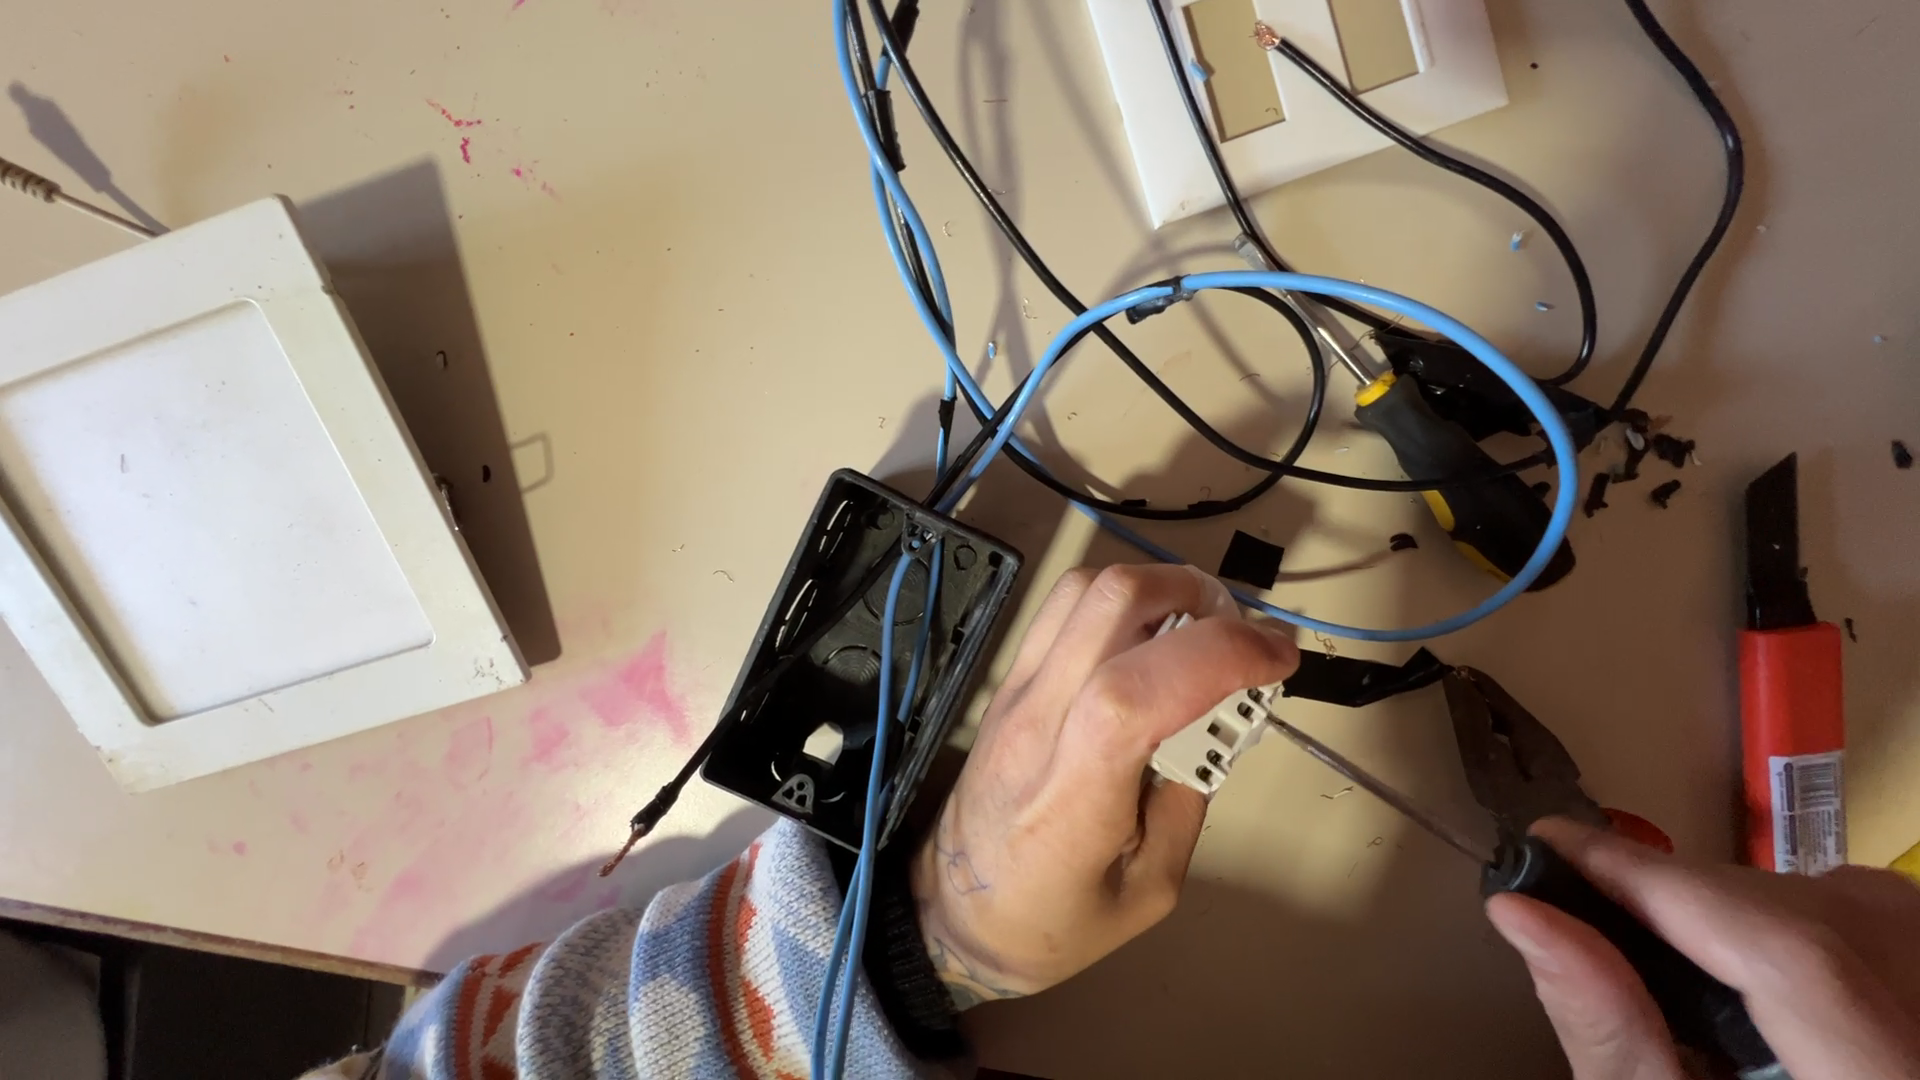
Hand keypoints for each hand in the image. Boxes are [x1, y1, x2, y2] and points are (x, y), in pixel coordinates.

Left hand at [911, 564, 1298, 1007]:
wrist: (955, 907)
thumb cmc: (1053, 918)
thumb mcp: (1151, 888)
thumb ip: (1189, 795)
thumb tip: (1219, 712)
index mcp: (1071, 795)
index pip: (1132, 692)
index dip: (1218, 653)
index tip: (1280, 656)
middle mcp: (1035, 721)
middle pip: (1107, 603)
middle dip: (1195, 592)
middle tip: (1240, 632)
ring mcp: (1014, 689)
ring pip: (1084, 587)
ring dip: (1158, 585)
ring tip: (1200, 626)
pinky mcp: (1009, 678)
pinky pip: (1064, 606)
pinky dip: (1121, 599)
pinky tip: (1150, 636)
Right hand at [1487, 818, 1919, 1078]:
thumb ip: (1606, 1031)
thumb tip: (1518, 910)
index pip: (1792, 957)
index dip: (1658, 881)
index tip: (1550, 843)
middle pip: (1828, 923)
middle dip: (1688, 890)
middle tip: (1591, 893)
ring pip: (1868, 911)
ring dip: (1743, 899)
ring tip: (1664, 928)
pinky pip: (1889, 932)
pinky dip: (1802, 917)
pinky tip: (1740, 953)